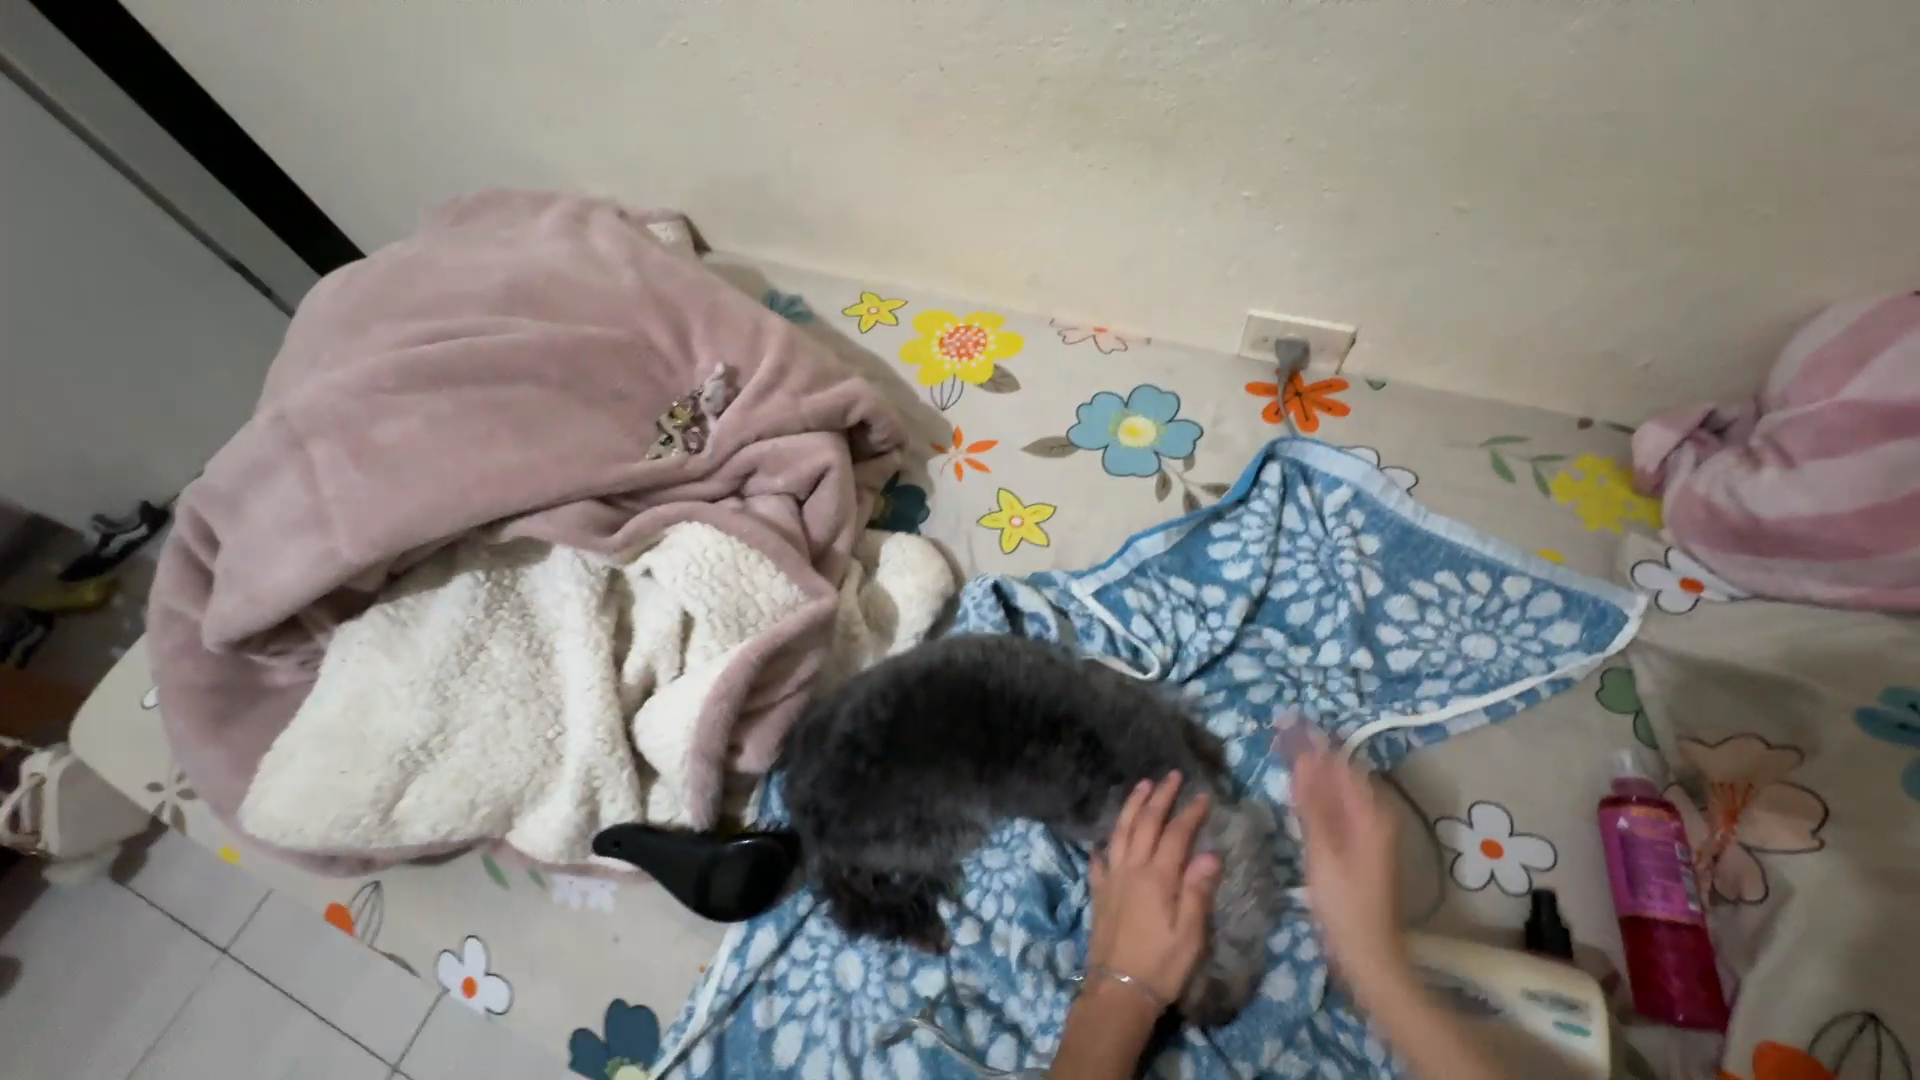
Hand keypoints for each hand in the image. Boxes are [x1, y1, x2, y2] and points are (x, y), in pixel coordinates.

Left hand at [1086, 772, 1222, 1008]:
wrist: (1118, 989)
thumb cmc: (1161, 964)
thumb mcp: (1189, 934)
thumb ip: (1197, 890)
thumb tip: (1210, 852)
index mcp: (1157, 877)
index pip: (1175, 834)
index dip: (1190, 813)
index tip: (1203, 795)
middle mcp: (1131, 869)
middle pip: (1145, 823)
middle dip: (1160, 797)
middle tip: (1171, 776)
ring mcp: (1111, 878)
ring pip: (1120, 832)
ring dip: (1131, 806)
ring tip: (1141, 786)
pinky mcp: (1099, 892)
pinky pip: (1100, 859)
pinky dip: (1105, 844)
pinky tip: (1106, 840)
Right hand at [1293, 746, 1408, 992]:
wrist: (1365, 950)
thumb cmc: (1346, 902)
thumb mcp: (1324, 850)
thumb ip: (1313, 803)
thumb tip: (1302, 758)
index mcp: (1370, 813)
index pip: (1340, 762)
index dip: (1314, 739)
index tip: (1287, 720)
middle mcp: (1372, 815)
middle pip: (1339, 772)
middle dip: (1311, 750)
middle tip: (1279, 730)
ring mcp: (1365, 831)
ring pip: (1335, 788)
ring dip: (1311, 769)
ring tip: (1282, 748)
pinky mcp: (1355, 845)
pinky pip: (1333, 806)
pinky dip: (1314, 793)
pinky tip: (1297, 787)